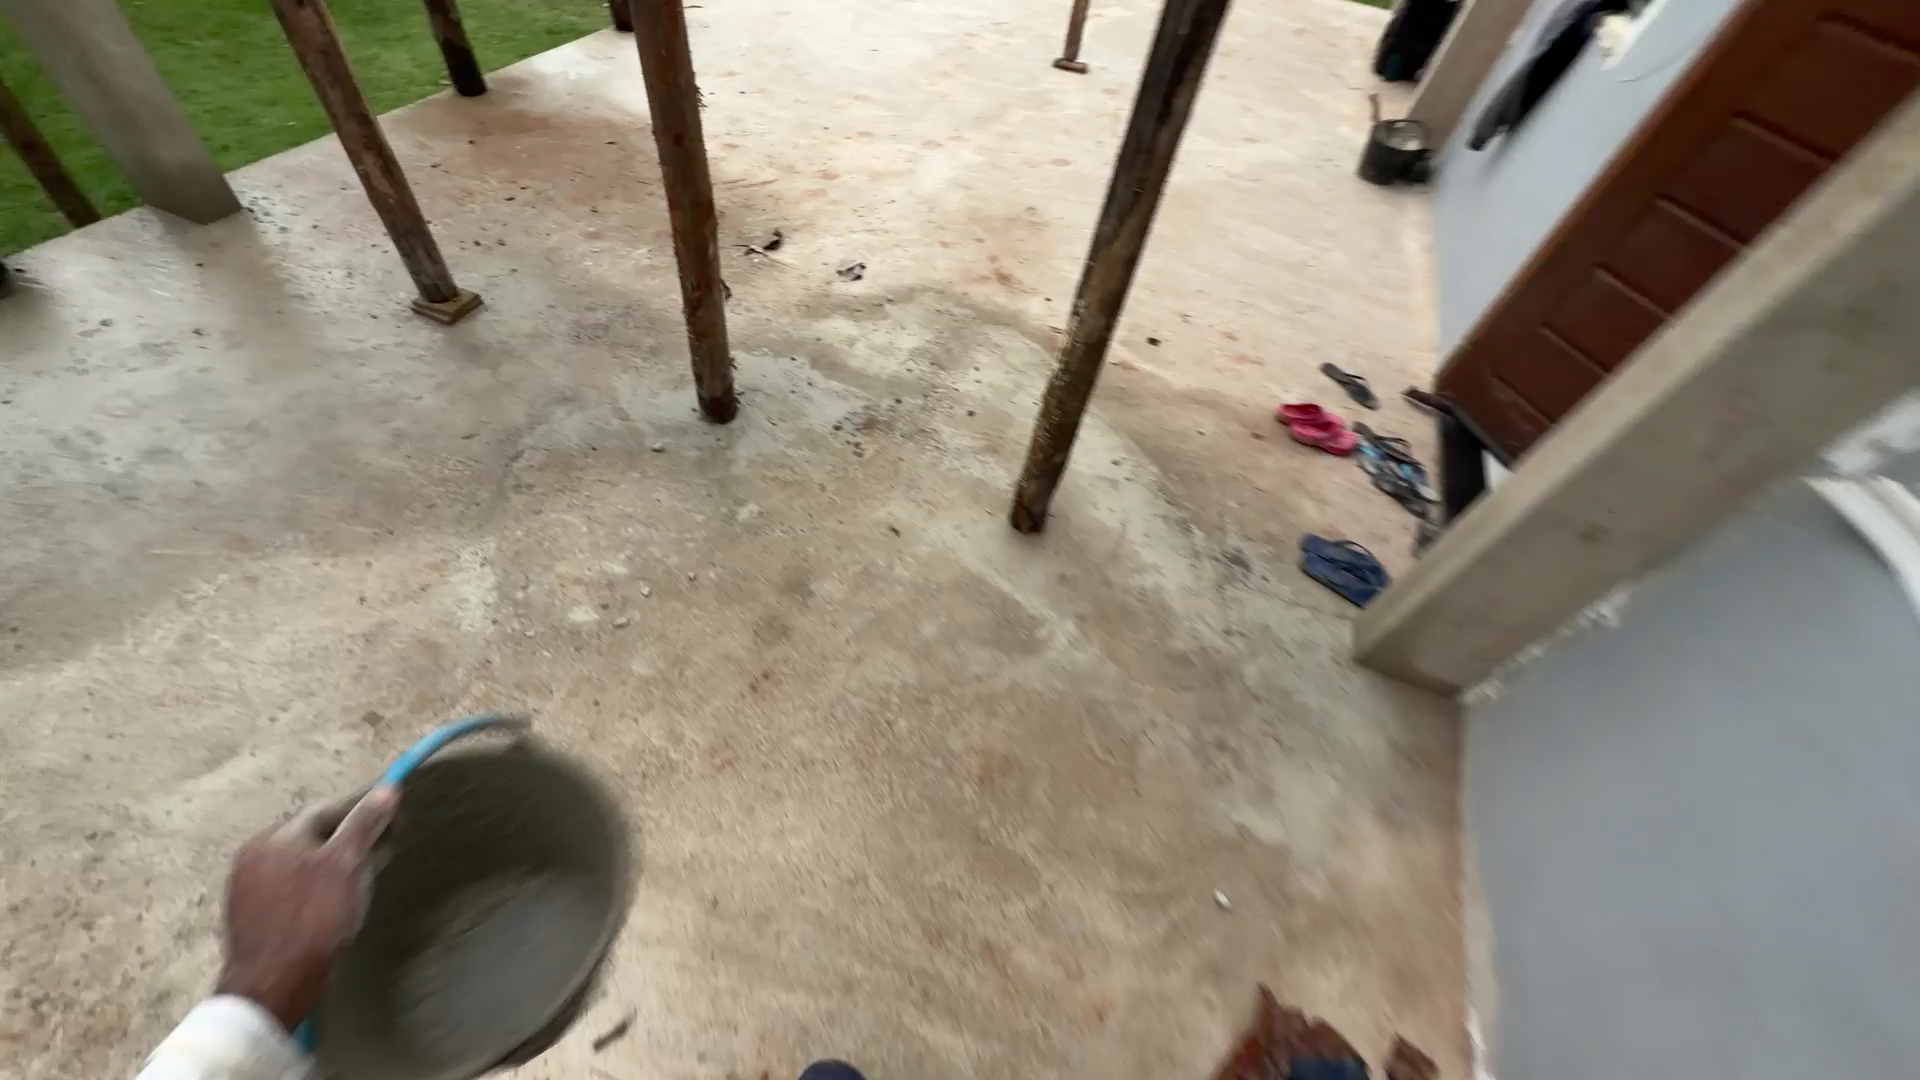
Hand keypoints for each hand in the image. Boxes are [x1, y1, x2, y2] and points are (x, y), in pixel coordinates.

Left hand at [216, 786, 399, 1029]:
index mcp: (273, 839)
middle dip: (354, 841)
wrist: (279, 981)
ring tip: (365, 880)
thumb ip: (366, 822)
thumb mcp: (350, 861)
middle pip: (318, 836)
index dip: (367, 814)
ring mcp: (249, 888)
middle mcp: (253, 857)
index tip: (396, 824)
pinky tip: (339, 902)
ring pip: (309, 862)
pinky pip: (296, 886)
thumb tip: (388, 789)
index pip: (330, 811)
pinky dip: (321, 886)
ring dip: (340, 864)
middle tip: (384, 854)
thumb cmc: (318, 914)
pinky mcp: (254, 915)